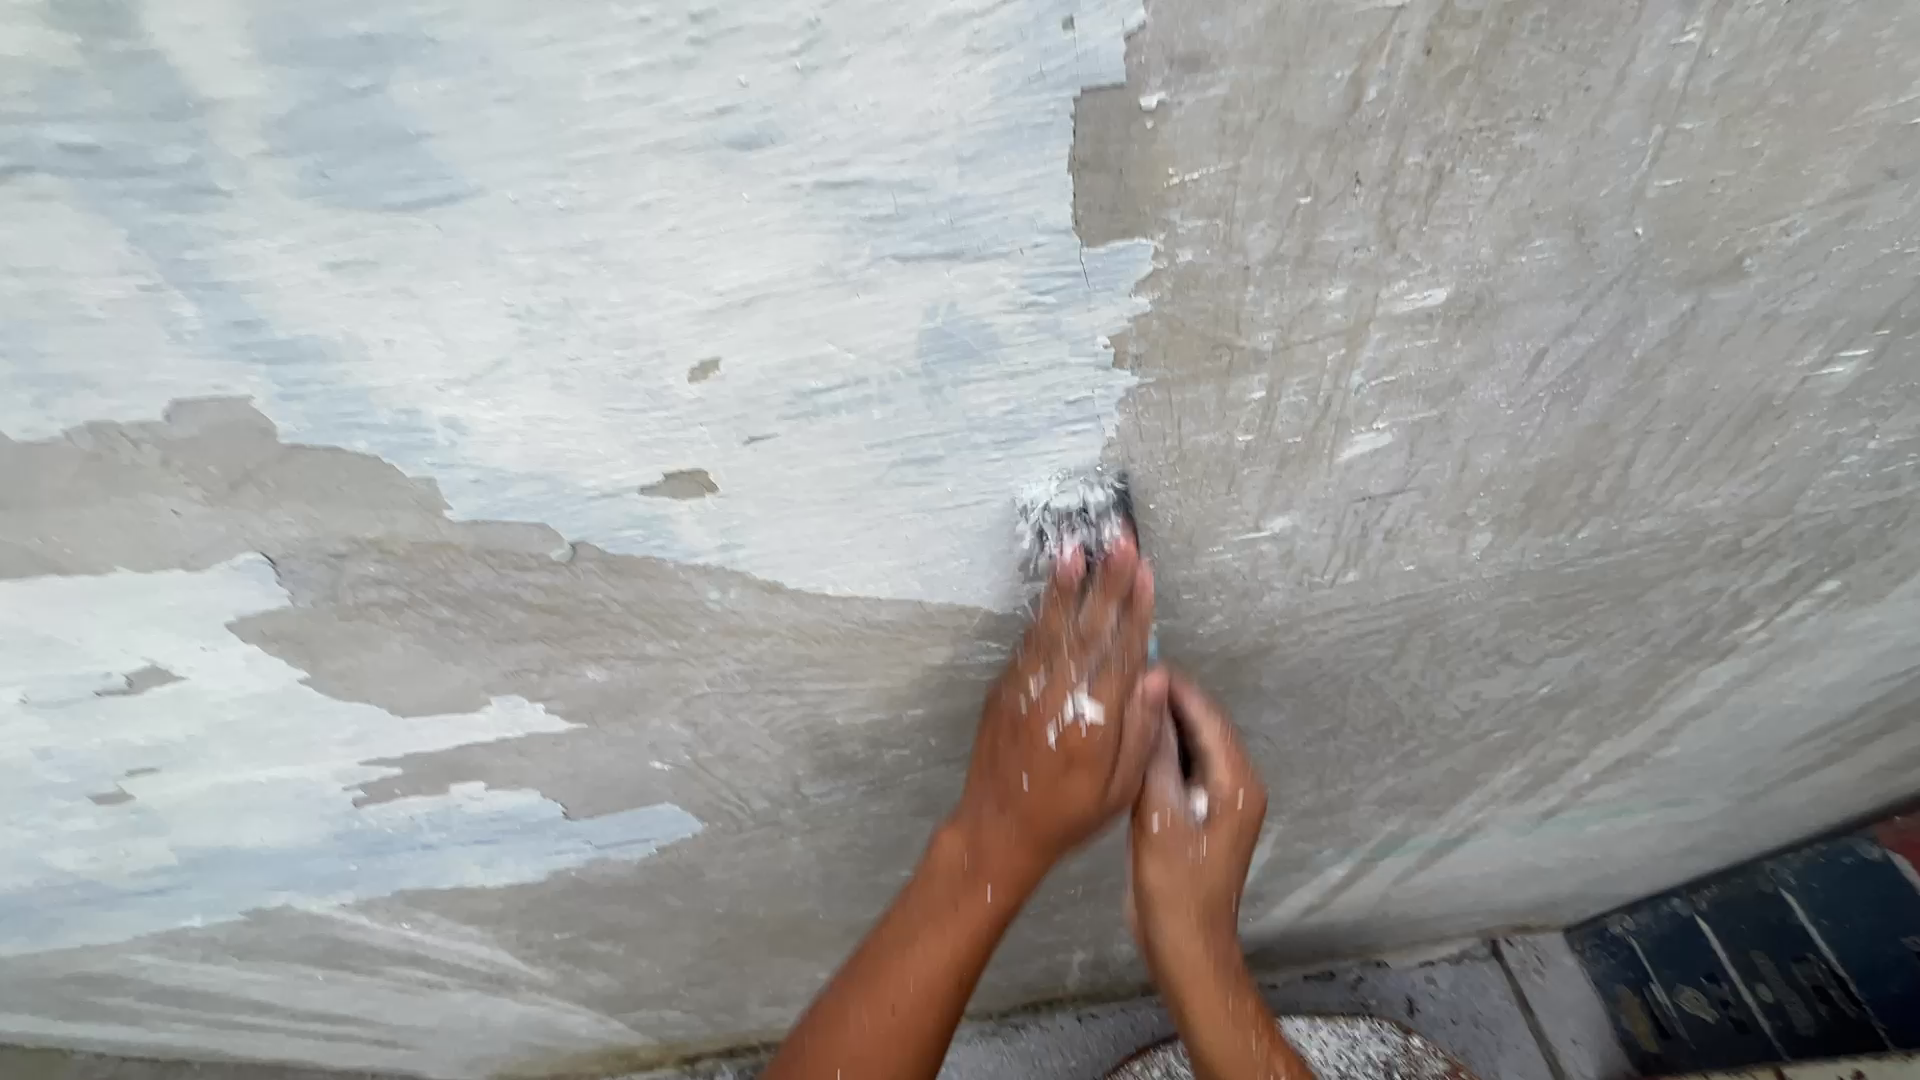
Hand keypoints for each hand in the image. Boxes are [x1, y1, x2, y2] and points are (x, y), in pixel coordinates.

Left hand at [950, 531, 1159, 884]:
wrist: (998, 828)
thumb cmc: (1068, 816)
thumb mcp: (1120, 791)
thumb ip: (1138, 732)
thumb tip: (1152, 674)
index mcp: (1095, 722)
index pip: (1121, 652)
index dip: (1135, 608)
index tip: (1144, 569)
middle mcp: (1060, 696)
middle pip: (1089, 629)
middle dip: (1106, 582)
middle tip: (1118, 540)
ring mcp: (1027, 689)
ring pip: (1053, 629)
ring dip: (1066, 587)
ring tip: (1076, 549)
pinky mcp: (1005, 689)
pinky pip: (1028, 644)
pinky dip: (1042, 614)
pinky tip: (1052, 590)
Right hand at [1126, 671, 1268, 978]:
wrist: (1184, 944)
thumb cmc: (1173, 882)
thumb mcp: (1159, 814)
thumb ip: (1158, 752)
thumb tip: (1152, 695)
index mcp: (1236, 780)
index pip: (1207, 714)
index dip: (1173, 685)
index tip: (1135, 661)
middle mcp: (1238, 781)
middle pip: (1203, 724)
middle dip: (1166, 698)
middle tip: (1122, 677)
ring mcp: (1222, 797)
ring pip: (1193, 742)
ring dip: (1163, 721)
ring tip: (1121, 699)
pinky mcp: (1203, 809)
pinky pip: (1185, 764)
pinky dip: (1162, 748)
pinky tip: (1131, 739)